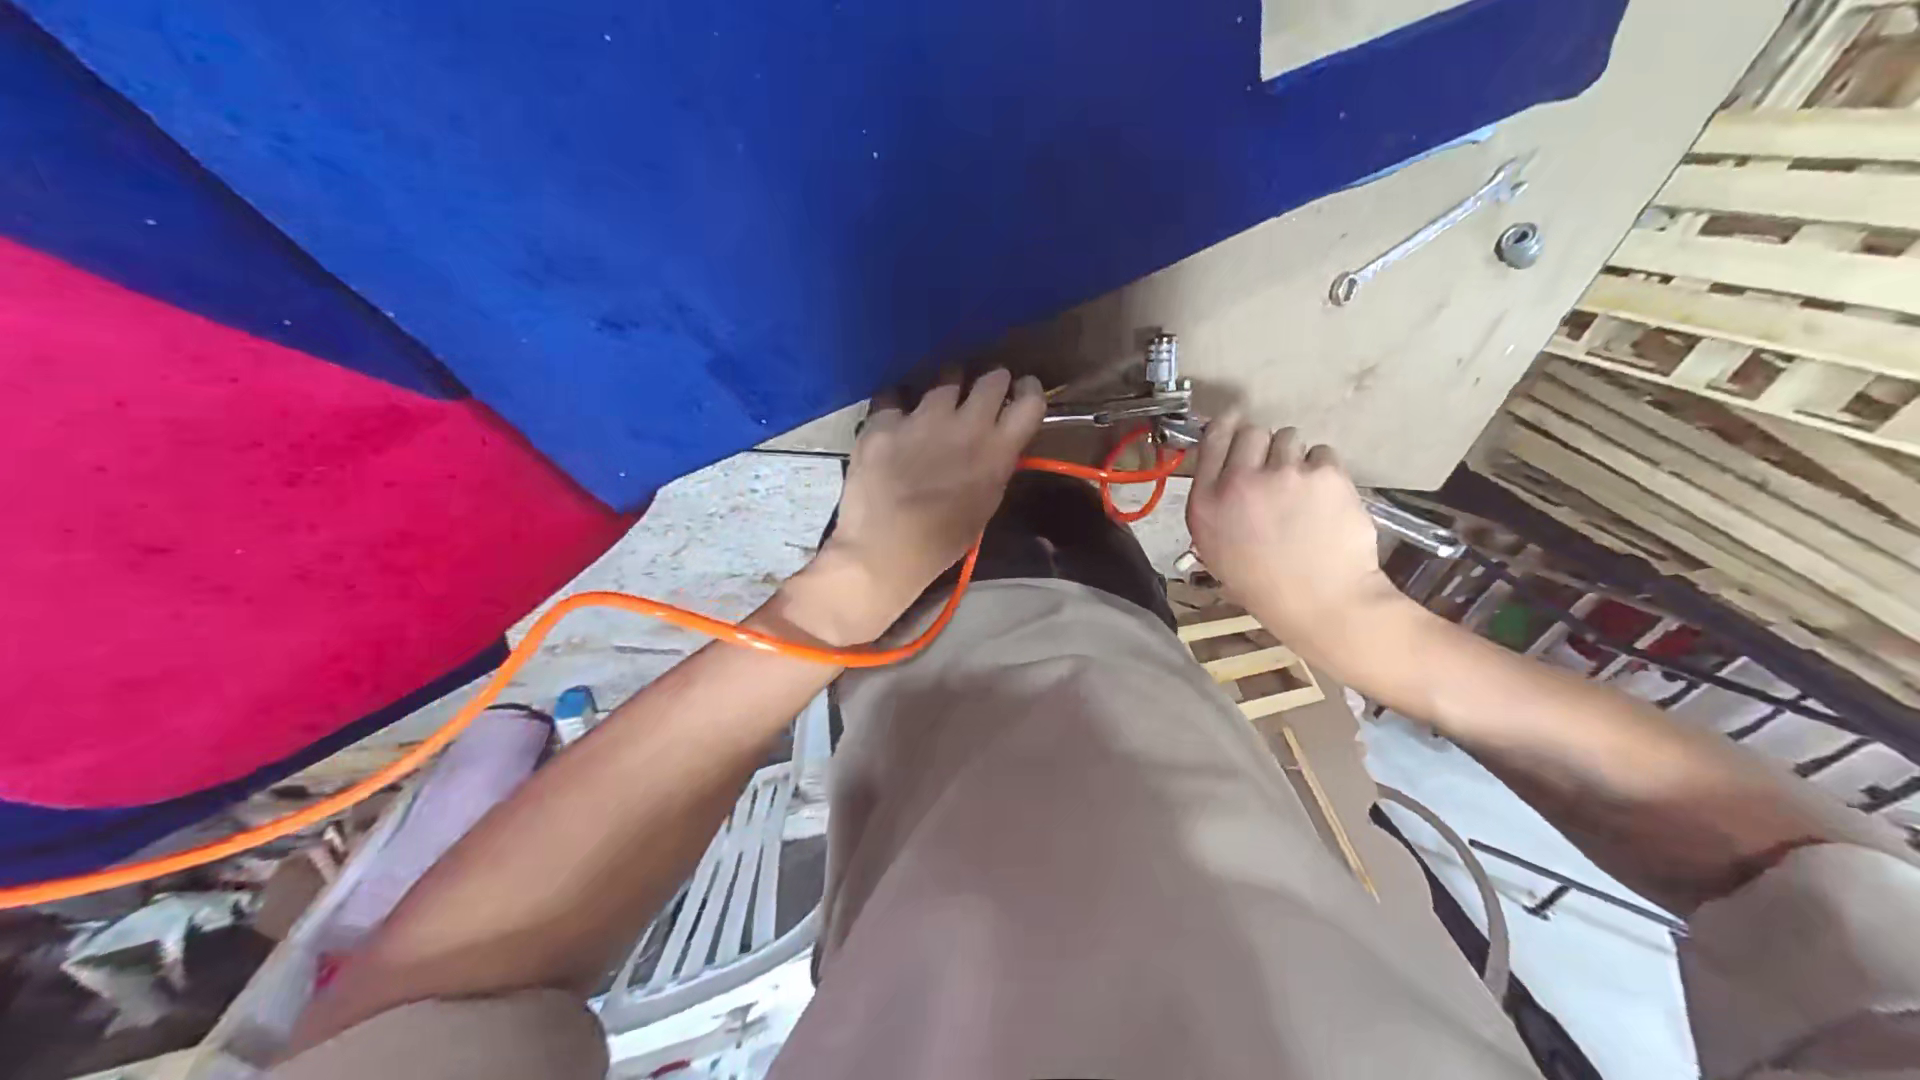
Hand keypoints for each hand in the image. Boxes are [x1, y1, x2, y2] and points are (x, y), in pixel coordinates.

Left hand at [804, 369, 1044, 634]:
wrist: (883, 549)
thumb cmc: (941, 541)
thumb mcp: (984, 505)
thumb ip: (994, 467)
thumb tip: (995, 446)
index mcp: (996, 452)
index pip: (1030, 402)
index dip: (1028, 391)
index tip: (1021, 389)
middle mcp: (966, 425)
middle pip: (991, 379)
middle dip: (991, 381)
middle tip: (981, 392)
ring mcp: (923, 419)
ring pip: (945, 379)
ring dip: (947, 387)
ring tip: (938, 401)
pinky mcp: (885, 421)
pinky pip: (895, 396)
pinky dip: (897, 404)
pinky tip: (894, 417)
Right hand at [1184, 416, 1406, 663]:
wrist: (1321, 601)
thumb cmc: (1263, 583)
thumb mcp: (1215, 548)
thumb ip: (1214, 506)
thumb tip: (1224, 474)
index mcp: (1207, 503)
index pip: (1212, 441)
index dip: (1225, 426)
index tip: (1233, 421)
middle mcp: (1238, 481)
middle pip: (1250, 431)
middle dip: (1263, 445)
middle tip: (1274, 468)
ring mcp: (1283, 474)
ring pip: (1289, 438)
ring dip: (1294, 456)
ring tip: (1302, 489)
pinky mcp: (1324, 474)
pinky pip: (1323, 454)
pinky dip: (1324, 470)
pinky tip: (1325, 498)